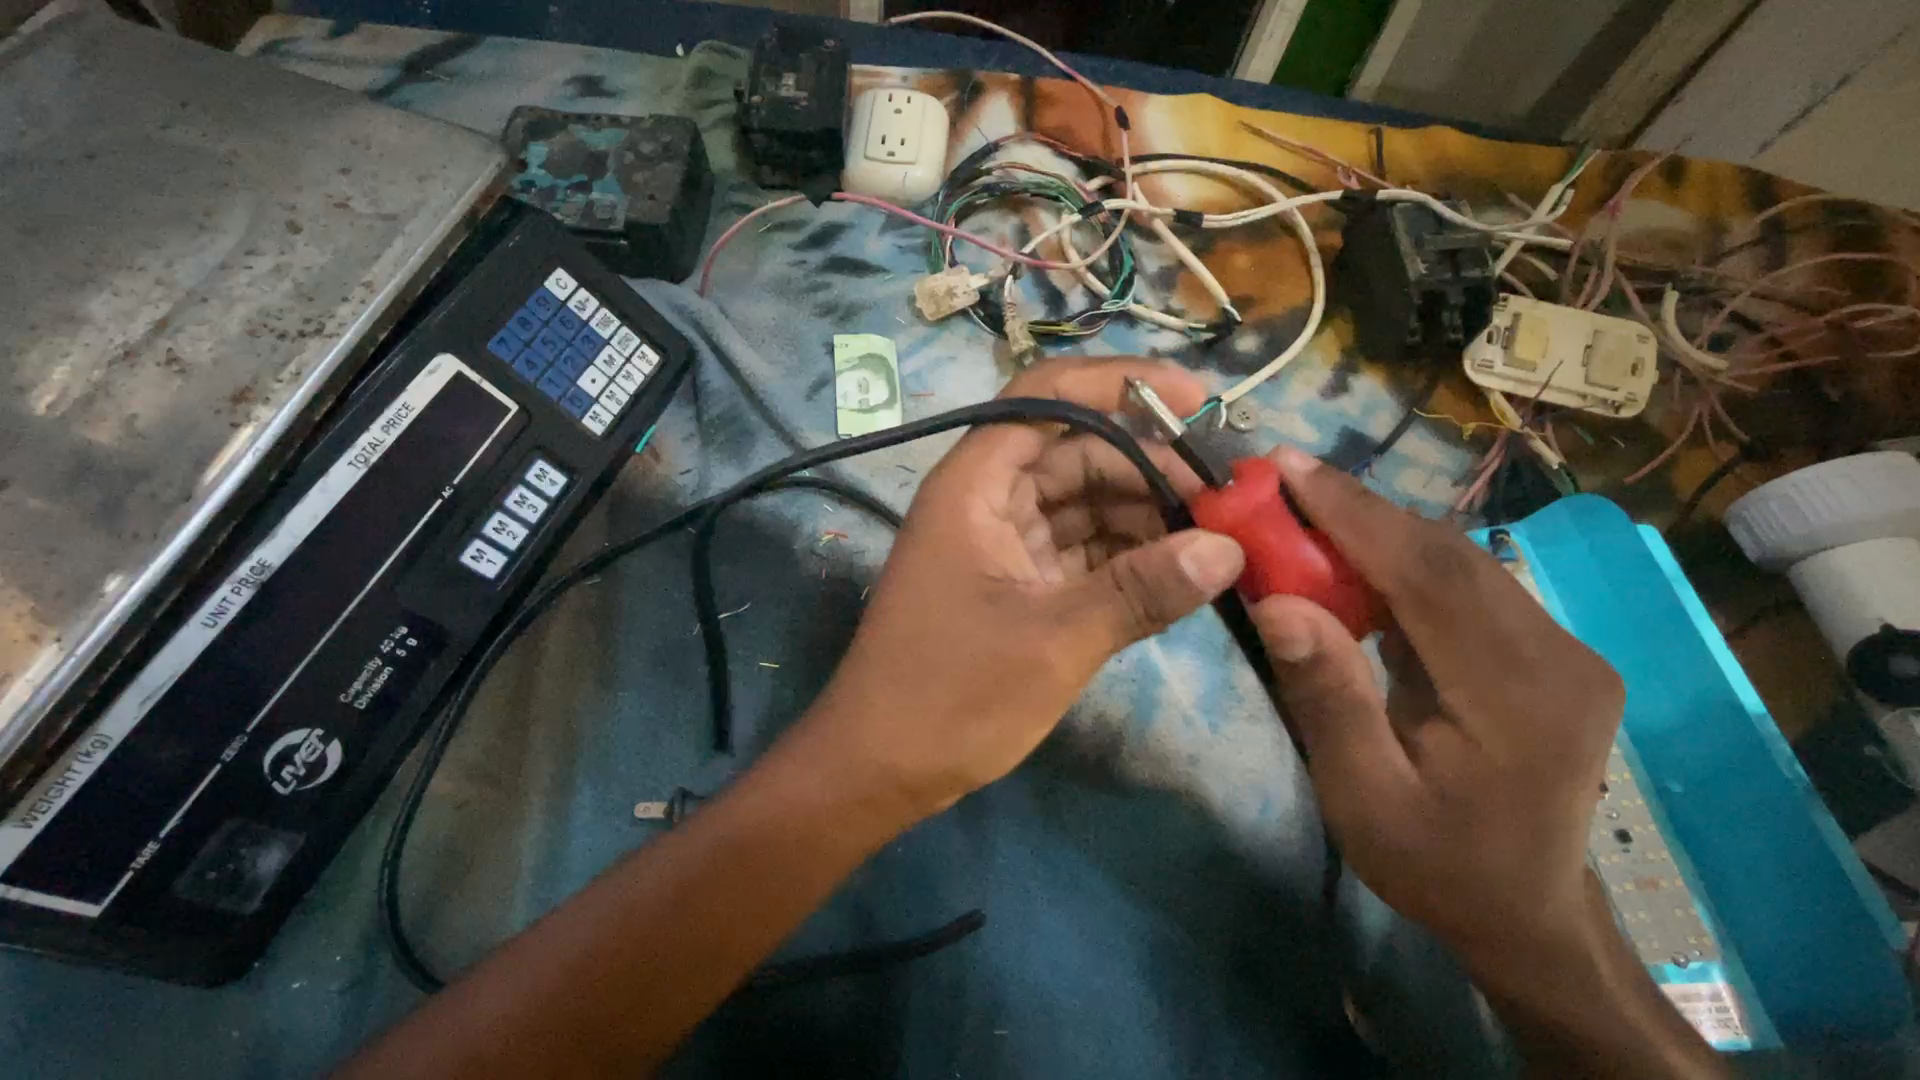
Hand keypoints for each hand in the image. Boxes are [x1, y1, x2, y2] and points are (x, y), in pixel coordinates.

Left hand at [793, 357, 1244, 820]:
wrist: (880, 768)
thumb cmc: (952, 696)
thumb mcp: (1054, 641)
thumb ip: (1141, 589)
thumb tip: (1228, 549)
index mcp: (976, 484)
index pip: (1048, 396)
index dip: (1122, 384)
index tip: (1197, 399)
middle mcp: (988, 498)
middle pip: (1078, 449)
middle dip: (1150, 464)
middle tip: (1226, 499)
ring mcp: (1002, 541)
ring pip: (1084, 500)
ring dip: (1145, 512)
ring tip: (1216, 536)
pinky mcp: (1016, 583)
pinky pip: (1080, 547)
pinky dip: (1125, 555)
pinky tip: (1179, 571)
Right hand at [1247, 447, 1623, 981]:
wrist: (1529, 913)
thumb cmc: (1437, 865)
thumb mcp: (1363, 799)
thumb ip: (1328, 699)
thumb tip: (1277, 602)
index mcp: (1518, 696)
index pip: (1428, 575)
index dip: (1354, 513)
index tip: (1286, 468)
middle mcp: (1558, 655)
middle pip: (1447, 554)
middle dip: (1359, 509)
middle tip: (1281, 479)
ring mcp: (1564, 649)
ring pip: (1460, 561)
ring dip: (1380, 530)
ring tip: (1307, 509)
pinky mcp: (1550, 651)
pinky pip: (1468, 586)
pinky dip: (1405, 562)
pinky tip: (1358, 559)